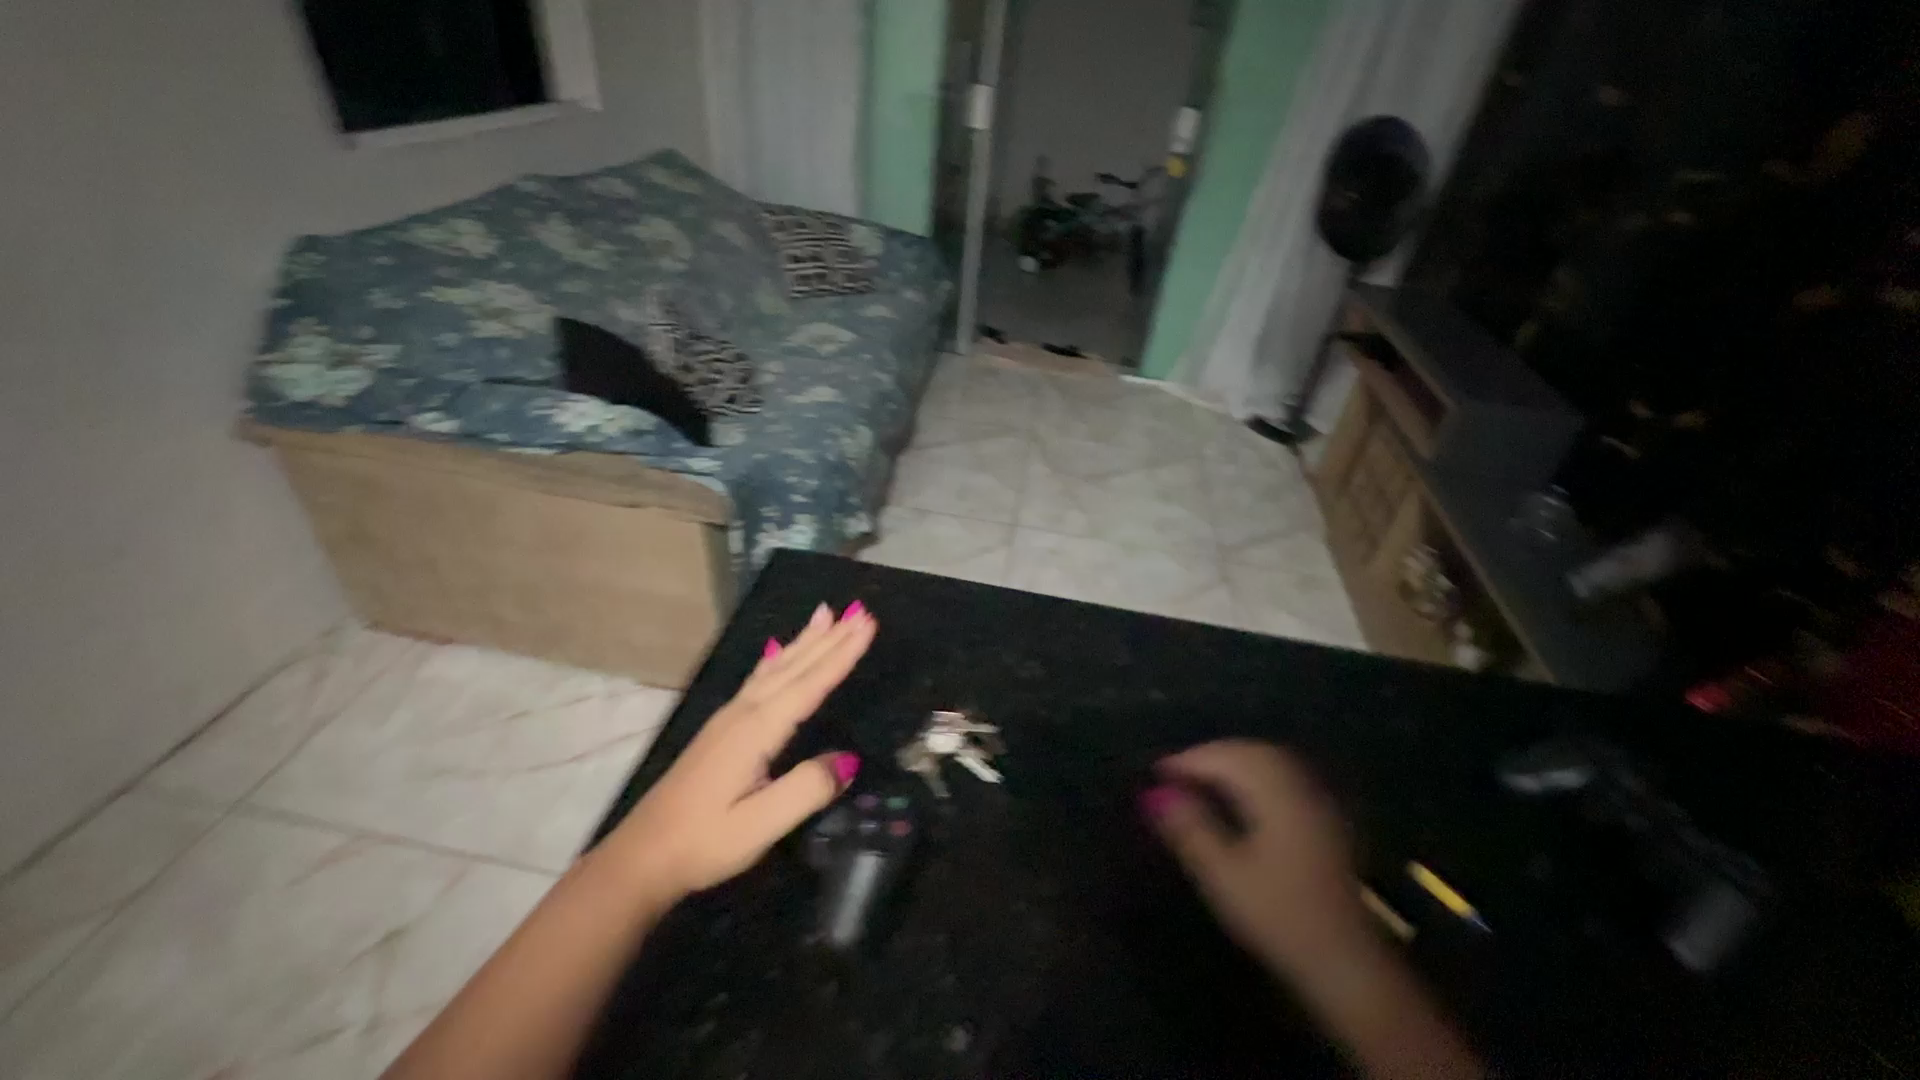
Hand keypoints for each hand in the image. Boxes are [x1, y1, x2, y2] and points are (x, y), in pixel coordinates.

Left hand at [600, 602, 874, 904]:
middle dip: (829, 638)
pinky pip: (758, 679)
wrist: (641, 858)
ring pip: (775, 669)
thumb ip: (807, 789)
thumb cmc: (703, 843)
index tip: (868, 624)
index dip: (842, 654)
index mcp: (756, 731)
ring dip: (804, 641)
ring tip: (825, 614)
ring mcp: (728, 720)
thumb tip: (849, 761)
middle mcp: (742, 714)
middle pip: (793, 667)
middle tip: (860, 610)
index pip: (809, 684)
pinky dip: (777, 659)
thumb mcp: (760, 825)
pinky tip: (777, 653)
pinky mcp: (720, 731)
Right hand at [1142, 740, 1368, 975]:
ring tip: (1200, 780)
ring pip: (1272, 763)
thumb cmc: (1278, 916)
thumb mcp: (1223, 875)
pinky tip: (1241, 797)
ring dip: (1234, 763)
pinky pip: (1285, 779)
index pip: (1226, 758)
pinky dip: (1256, 776)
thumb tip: (1155, 794)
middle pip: (1252, 753)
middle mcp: (1301, 787)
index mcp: (1277, 794)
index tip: (1156, 772)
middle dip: (1211, 756)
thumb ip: (1189, 829)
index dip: (1188, 760)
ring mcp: (1320, 803)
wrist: (1346, 961)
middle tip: (1176, 773)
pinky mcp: (1327, 822)